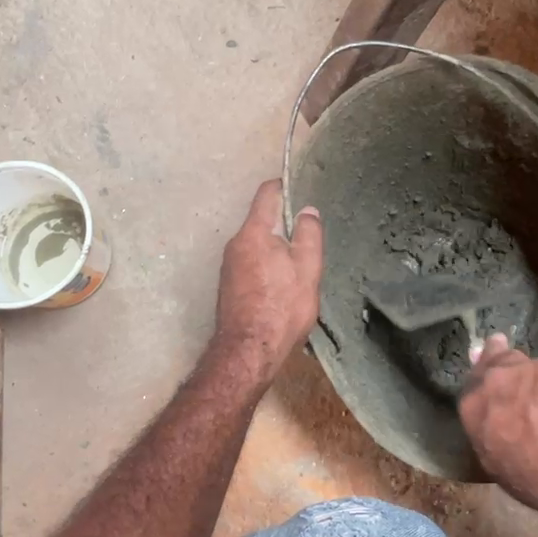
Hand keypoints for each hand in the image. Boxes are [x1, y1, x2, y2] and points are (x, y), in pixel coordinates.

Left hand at [215, 179, 323, 382]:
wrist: (248, 351)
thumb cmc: (282, 307)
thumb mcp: (307, 268)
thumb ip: (308, 235)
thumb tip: (307, 210)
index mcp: (253, 233)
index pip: (266, 195)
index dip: (283, 186)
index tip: (298, 185)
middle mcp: (235, 245)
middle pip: (261, 223)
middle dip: (283, 226)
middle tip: (309, 238)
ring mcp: (228, 268)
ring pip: (256, 247)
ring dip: (276, 251)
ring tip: (299, 268)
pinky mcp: (229, 288)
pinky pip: (251, 266)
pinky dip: (267, 268)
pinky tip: (281, 288)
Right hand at [458, 334, 537, 504]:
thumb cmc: (531, 477)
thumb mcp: (496, 462)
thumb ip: (491, 430)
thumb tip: (497, 421)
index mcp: (474, 404)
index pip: (474, 380)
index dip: (485, 375)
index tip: (494, 373)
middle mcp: (499, 377)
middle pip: (503, 359)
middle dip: (513, 368)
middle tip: (528, 386)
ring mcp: (534, 366)